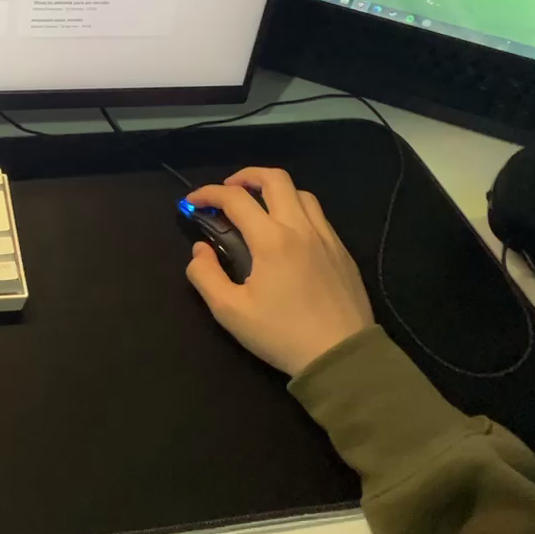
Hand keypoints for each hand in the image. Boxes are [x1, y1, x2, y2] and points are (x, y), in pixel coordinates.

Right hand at [184, 167, 374, 374]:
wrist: (342, 357)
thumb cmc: (282, 334)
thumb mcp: (230, 312)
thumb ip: (205, 275)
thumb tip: (200, 250)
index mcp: (271, 240)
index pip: (235, 199)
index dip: (208, 194)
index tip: (192, 203)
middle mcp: (301, 228)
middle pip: (274, 178)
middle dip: (245, 176)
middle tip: (228, 191)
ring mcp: (326, 237)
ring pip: (300, 193)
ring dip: (274, 191)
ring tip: (257, 208)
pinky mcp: (342, 251)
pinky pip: (317, 215)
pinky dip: (295, 210)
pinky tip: (286, 233)